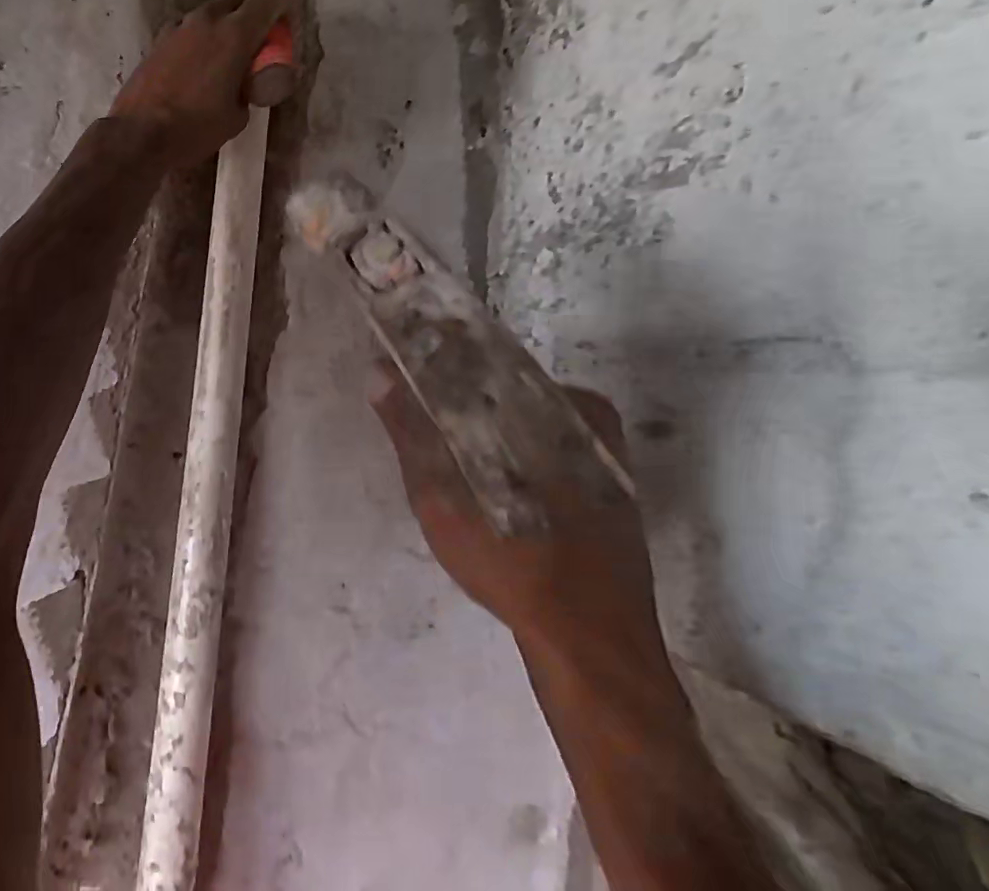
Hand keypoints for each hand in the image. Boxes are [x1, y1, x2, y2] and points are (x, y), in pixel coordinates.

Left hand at [110, 0, 293, 167]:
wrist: (135, 137)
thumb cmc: (191, 130)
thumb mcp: (236, 117)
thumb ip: (247, 88)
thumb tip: (242, 84)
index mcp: (236, 32)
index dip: (285, 3)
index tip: (283, 29)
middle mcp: (208, 18)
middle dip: (257, 5)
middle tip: (258, 40)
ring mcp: (178, 27)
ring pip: (213, 10)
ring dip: (225, 24)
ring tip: (221, 62)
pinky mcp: (158, 41)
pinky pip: (188, 30)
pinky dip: (199, 40)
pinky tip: (193, 72)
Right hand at [372, 375, 666, 662]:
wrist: (588, 633)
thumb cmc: (509, 561)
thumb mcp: (442, 497)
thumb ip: (411, 432)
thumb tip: (379, 372)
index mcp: (544, 408)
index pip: (477, 358)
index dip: (433, 355)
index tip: (400, 356)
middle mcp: (580, 413)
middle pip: (500, 379)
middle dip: (454, 385)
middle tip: (413, 401)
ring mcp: (602, 442)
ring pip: (522, 405)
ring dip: (479, 412)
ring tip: (440, 434)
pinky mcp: (609, 469)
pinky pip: (545, 431)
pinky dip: (507, 435)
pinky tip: (483, 465)